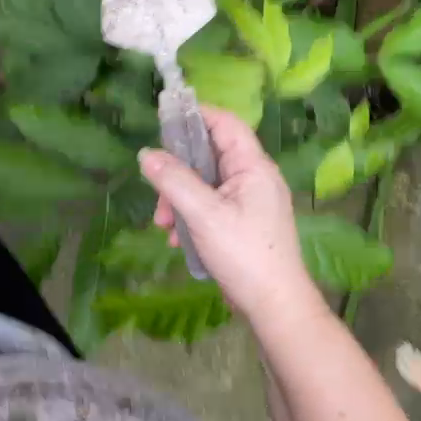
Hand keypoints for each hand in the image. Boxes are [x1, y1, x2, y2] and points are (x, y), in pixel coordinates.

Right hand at [137, 106, 325, 327]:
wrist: (275, 305)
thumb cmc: (244, 254)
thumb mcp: (203, 214)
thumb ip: (173, 180)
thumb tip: (146, 153)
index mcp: (253, 167)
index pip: (225, 124)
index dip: (196, 114)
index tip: (163, 115)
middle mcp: (254, 178)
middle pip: (208, 154)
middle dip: (176, 170)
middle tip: (157, 191)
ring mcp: (249, 200)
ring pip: (203, 182)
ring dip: (178, 197)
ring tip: (164, 223)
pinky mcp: (242, 221)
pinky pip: (208, 203)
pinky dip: (189, 214)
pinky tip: (176, 237)